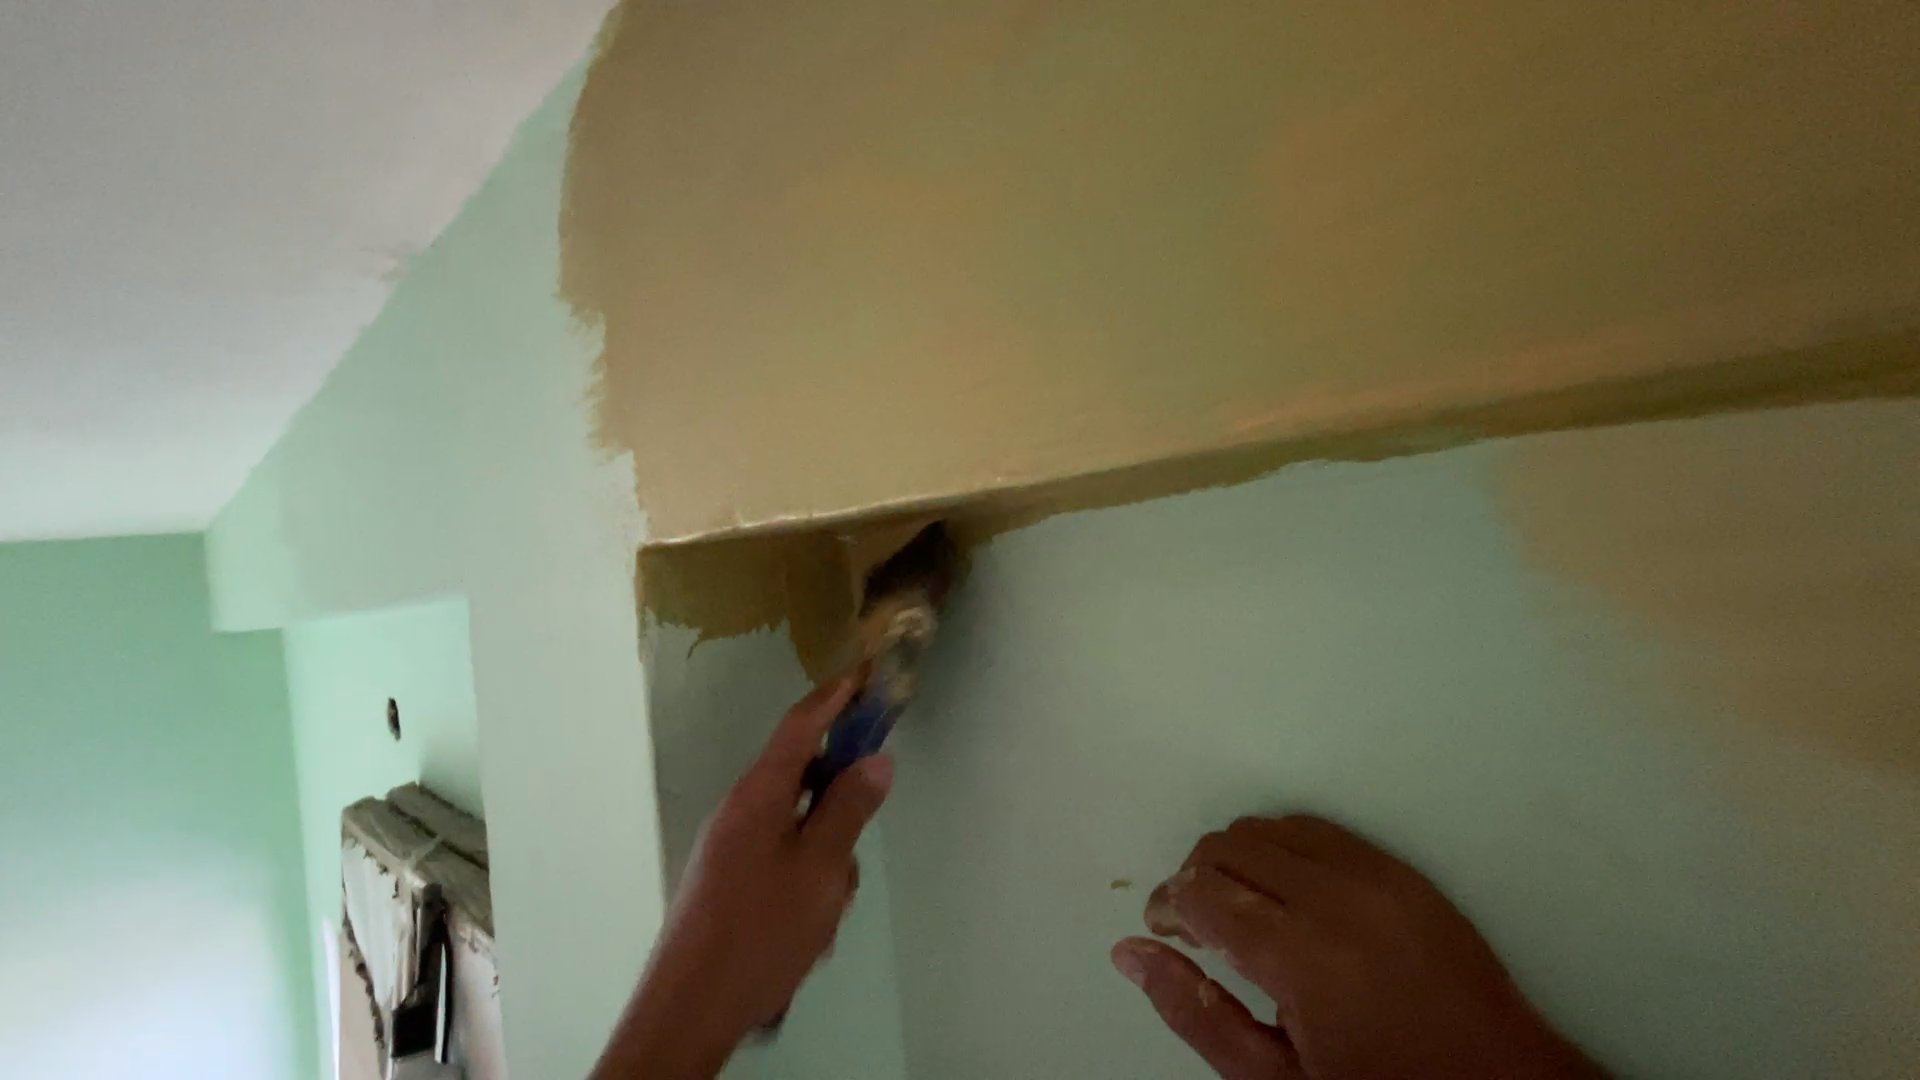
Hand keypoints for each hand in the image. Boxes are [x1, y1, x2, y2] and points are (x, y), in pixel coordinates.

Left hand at [590, 670, 892, 1079]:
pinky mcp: (733, 880)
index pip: (801, 724)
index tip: (865, 673)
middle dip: (840, 802)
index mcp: (759, 793)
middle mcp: (742, 810)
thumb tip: (877, 759)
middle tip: (861, 833)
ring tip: (827, 910)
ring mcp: (734, 846)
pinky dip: (807, 881)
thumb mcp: (820, 869)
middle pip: (804, 778)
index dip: (835, 695)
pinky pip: (784, 859)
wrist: (688, 1011)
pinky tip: (810, 927)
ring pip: (800, 827)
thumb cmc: (759, 930)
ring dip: (826, 857)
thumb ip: (849, 809)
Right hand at [1112, 815, 1605, 1079]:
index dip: (1168, 905)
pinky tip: (1290, 896)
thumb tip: (1129, 951)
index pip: (1200, 890)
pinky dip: (1283, 851)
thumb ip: (1195, 1012)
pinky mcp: (1400, 869)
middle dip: (1196, 879)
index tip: (1167, 930)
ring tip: (1246, 910)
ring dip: (1238, 860)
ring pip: (1267, 827)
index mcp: (1300, 953)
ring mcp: (1374, 875)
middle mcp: (1334, 896)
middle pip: (1226, 846)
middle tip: (1202, 929)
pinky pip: (1317, 830)